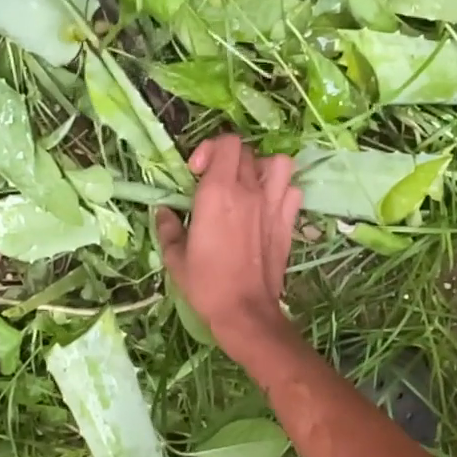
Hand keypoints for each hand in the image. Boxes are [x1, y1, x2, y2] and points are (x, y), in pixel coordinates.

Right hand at [157, 135, 301, 350]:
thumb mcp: (175, 258)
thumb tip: (164, 212)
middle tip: (214, 182)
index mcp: (217, 193)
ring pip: (277, 163)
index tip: (196, 173)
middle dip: (228, 159)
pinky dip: (282, 190)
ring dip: (261, 167)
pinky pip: (292, 190)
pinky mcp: (287, 223)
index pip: (225, 144)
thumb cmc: (206, 285)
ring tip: (247, 185)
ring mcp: (273, 205)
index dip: (209, 150)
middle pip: (246, 152)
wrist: (245, 311)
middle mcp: (249, 192)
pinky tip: (267, 205)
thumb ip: (169, 228)